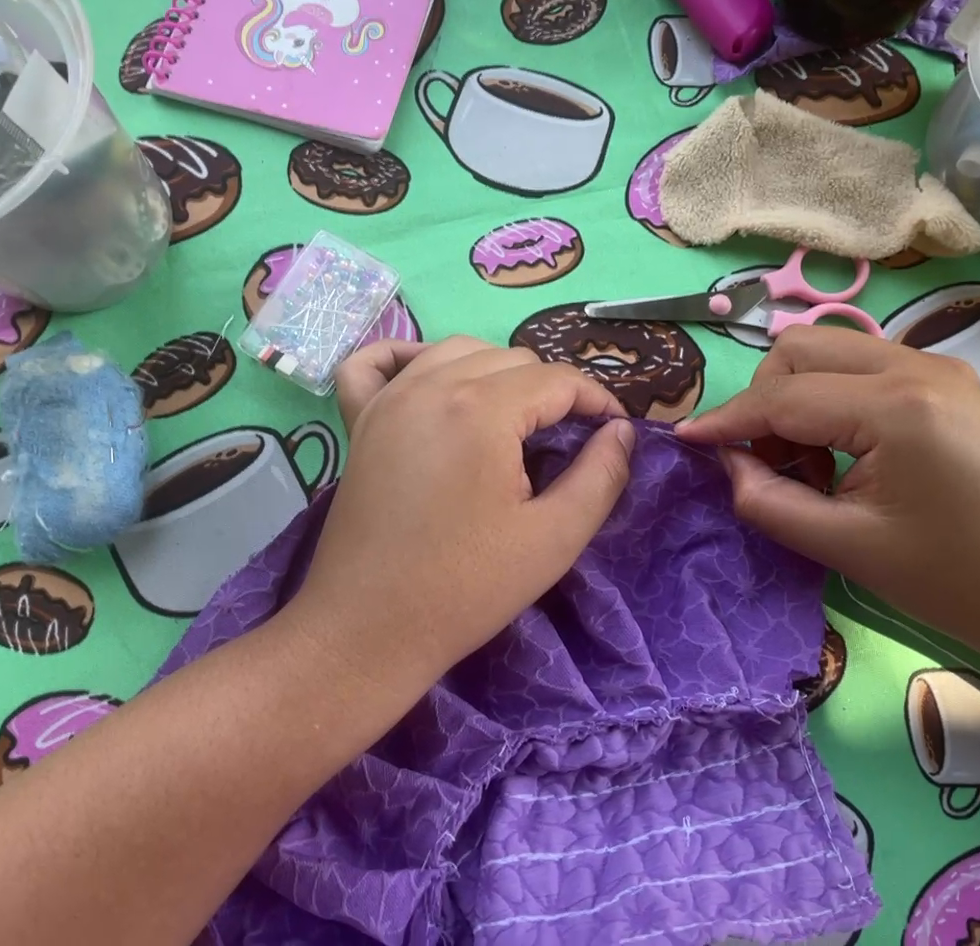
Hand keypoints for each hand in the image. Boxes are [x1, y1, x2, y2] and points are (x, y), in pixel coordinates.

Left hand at [285, 337, 635, 679]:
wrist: (369, 628)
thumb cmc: (466, 588)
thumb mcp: (554, 539)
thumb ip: (600, 477)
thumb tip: (621, 432)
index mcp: (482, 411)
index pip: (557, 378)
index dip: (596, 399)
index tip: (613, 430)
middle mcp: (431, 386)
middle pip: (511, 358)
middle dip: (551, 390)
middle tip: (567, 439)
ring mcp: (388, 399)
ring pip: (456, 350)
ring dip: (495, 370)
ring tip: (513, 417)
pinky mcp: (359, 420)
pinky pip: (375, 362)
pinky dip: (405, 356)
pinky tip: (427, 377)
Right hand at [676, 326, 979, 626]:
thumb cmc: (947, 581)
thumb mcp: (840, 546)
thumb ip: (765, 499)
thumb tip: (725, 460)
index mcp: (897, 407)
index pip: (784, 396)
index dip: (727, 419)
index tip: (685, 441)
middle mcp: (918, 366)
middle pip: (800, 348)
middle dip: (763, 401)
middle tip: (765, 464)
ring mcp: (937, 366)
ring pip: (827, 349)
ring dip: (795, 397)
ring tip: (804, 464)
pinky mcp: (944, 379)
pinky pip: (859, 366)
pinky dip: (828, 399)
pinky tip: (838, 451)